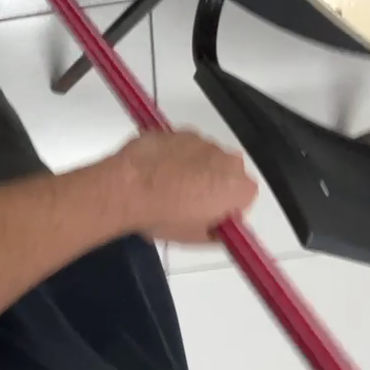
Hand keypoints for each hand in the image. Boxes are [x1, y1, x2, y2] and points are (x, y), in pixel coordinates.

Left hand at [95, 130, 257, 242]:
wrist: (126, 187)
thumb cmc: (163, 215)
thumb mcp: (195, 238)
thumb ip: (218, 233)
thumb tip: (220, 230)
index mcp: (239, 186)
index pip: (243, 200)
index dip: (224, 209)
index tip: (206, 217)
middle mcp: (226, 158)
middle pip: (225, 174)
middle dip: (210, 186)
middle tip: (184, 203)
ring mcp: (200, 140)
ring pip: (202, 158)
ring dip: (190, 169)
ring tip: (164, 187)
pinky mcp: (175, 131)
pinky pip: (179, 146)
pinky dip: (171, 156)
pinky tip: (154, 171)